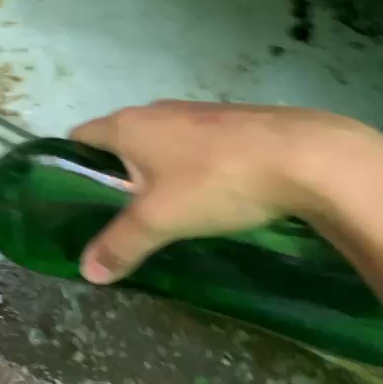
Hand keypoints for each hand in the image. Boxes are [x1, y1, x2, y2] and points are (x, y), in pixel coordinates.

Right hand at [69, 101, 373, 283]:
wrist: (312, 157)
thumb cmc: (217, 181)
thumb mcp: (160, 221)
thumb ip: (120, 245)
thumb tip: (86, 272)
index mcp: (126, 127)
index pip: (78, 138)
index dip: (70, 166)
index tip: (75, 198)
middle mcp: (154, 111)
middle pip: (117, 141)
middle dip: (113, 173)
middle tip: (119, 212)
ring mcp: (196, 112)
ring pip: (157, 141)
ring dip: (154, 169)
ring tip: (166, 207)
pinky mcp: (233, 121)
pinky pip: (193, 142)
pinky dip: (190, 165)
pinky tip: (210, 193)